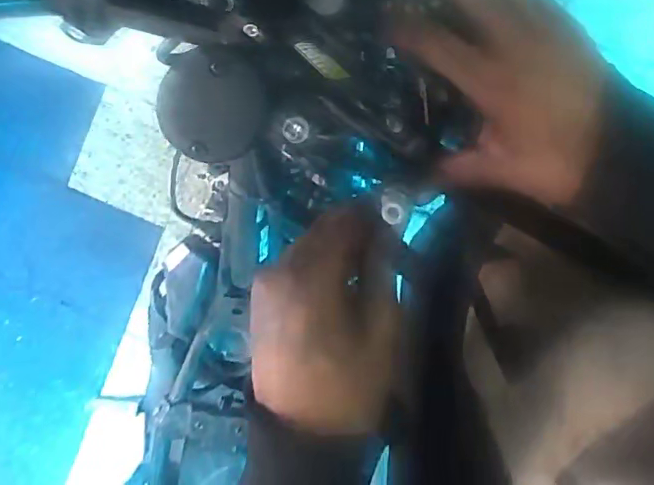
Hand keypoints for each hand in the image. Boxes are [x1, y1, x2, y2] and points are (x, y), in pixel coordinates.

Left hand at [250, 206, 400, 435]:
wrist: (299, 439)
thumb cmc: (349, 386)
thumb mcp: (383, 330)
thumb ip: (382, 270)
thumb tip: (386, 230)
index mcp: (311, 278)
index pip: (345, 221)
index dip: (372, 213)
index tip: (394, 215)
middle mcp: (281, 271)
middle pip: (323, 227)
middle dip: (353, 225)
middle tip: (382, 238)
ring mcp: (265, 285)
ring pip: (308, 241)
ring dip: (335, 242)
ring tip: (362, 260)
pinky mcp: (259, 300)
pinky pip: (293, 261)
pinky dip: (317, 258)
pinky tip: (336, 277)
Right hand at [394, 0, 605, 207]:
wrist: (625, 150)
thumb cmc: (561, 163)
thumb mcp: (507, 171)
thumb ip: (461, 167)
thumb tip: (423, 175)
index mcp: (491, 79)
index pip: (437, 42)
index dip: (406, 28)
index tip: (386, 20)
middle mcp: (513, 43)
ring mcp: (543, 29)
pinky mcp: (566, 27)